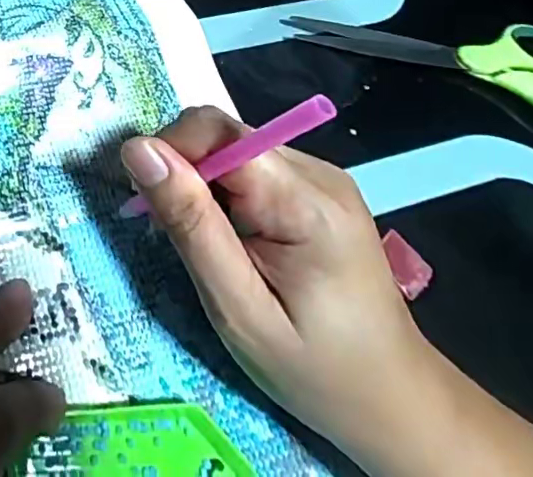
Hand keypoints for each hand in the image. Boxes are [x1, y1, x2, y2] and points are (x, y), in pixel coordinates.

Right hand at [119, 106, 419, 464]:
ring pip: (237, 149)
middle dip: (184, 169)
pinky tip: (232, 236)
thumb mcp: (238, 308)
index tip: (146, 202)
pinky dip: (227, 190)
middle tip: (169, 230)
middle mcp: (319, 171)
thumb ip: (190, 223)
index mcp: (306, 200)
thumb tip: (138, 148)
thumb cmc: (313, 368)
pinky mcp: (321, 187)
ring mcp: (324, 176)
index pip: (221, 133)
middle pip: (227, 136)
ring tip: (204, 241)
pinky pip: (256, 167)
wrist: (395, 398)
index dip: (171, 150)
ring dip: (204, 181)